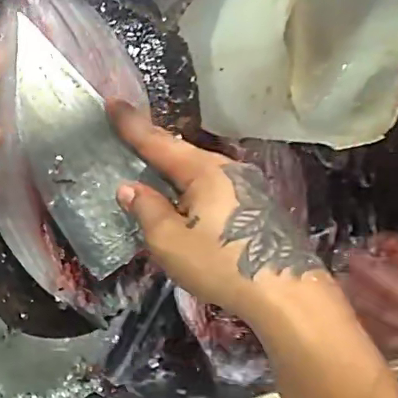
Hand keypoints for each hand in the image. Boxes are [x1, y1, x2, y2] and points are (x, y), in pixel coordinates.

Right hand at [110, 101, 327, 323]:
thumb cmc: (220, 264)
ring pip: (200, 173)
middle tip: (129, 139)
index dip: (132, 125)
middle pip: (182, 154)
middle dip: (155, 148)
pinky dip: (193, 191)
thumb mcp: (169, 241)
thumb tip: (129, 188)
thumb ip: (146, 210)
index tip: (113, 102)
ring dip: (175, 173)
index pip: (159, 143)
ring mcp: (248, 188)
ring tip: (152, 175)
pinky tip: (185, 205)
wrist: (285, 294)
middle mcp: (228, 171)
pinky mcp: (258, 209)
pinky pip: (214, 190)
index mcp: (204, 171)